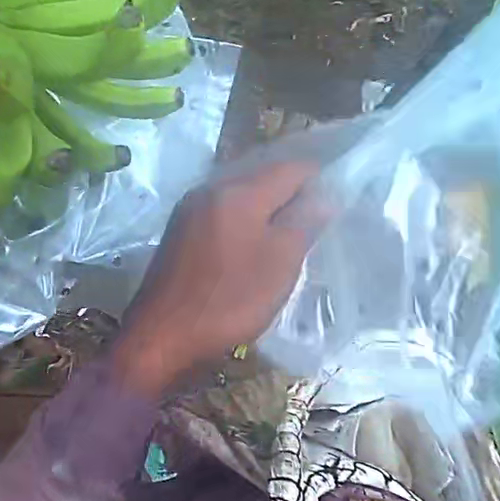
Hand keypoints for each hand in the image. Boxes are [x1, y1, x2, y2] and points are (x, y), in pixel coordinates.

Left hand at [108, 160, 328, 398]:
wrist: (162, 333)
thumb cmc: (229, 299)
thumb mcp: (279, 262)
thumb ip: (304, 220)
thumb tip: (325, 192)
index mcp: (236, 191)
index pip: (290, 167)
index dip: (319, 180)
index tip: (337, 204)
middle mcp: (209, 189)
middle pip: (262, 176)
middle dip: (292, 192)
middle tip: (317, 221)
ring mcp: (189, 209)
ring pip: (240, 194)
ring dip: (267, 207)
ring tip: (289, 234)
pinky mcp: (179, 230)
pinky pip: (221, 211)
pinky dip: (243, 219)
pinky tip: (253, 243)